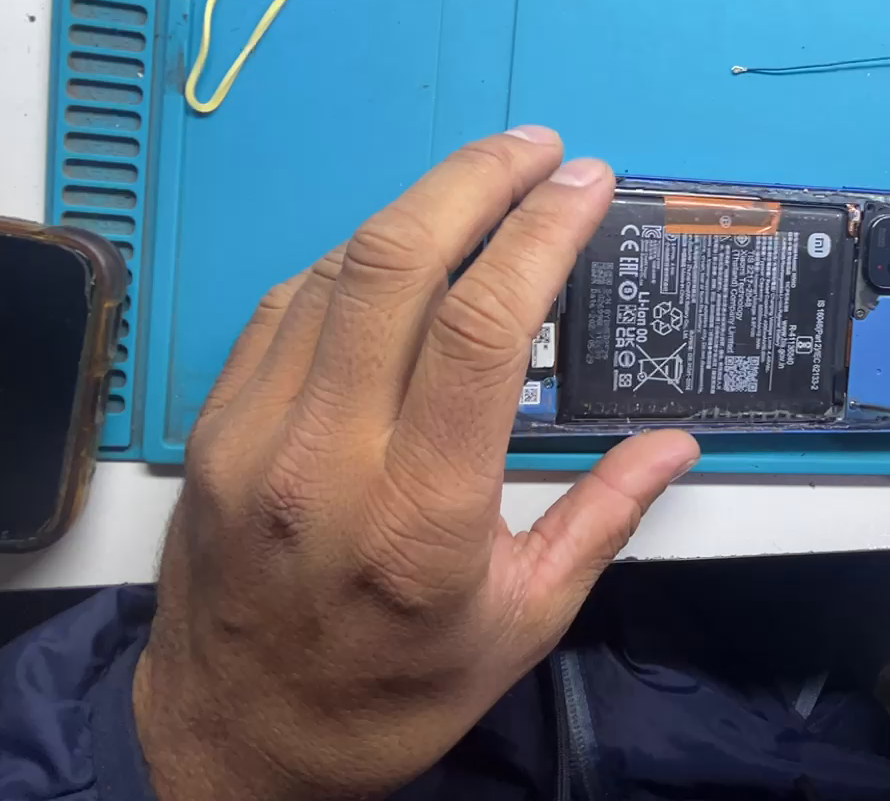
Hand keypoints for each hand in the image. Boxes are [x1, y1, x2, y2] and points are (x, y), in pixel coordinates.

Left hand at [131, 128, 699, 799]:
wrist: (227, 742)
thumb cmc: (391, 691)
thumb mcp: (522, 622)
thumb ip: (605, 518)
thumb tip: (676, 444)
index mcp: (421, 512)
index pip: (484, 327)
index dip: (541, 233)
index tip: (584, 185)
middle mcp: (325, 453)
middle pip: (397, 262)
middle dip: (476, 177)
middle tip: (536, 149)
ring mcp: (253, 426)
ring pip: (341, 267)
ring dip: (421, 208)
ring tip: (485, 190)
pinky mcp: (213, 418)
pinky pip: (292, 299)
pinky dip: (360, 257)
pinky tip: (404, 254)